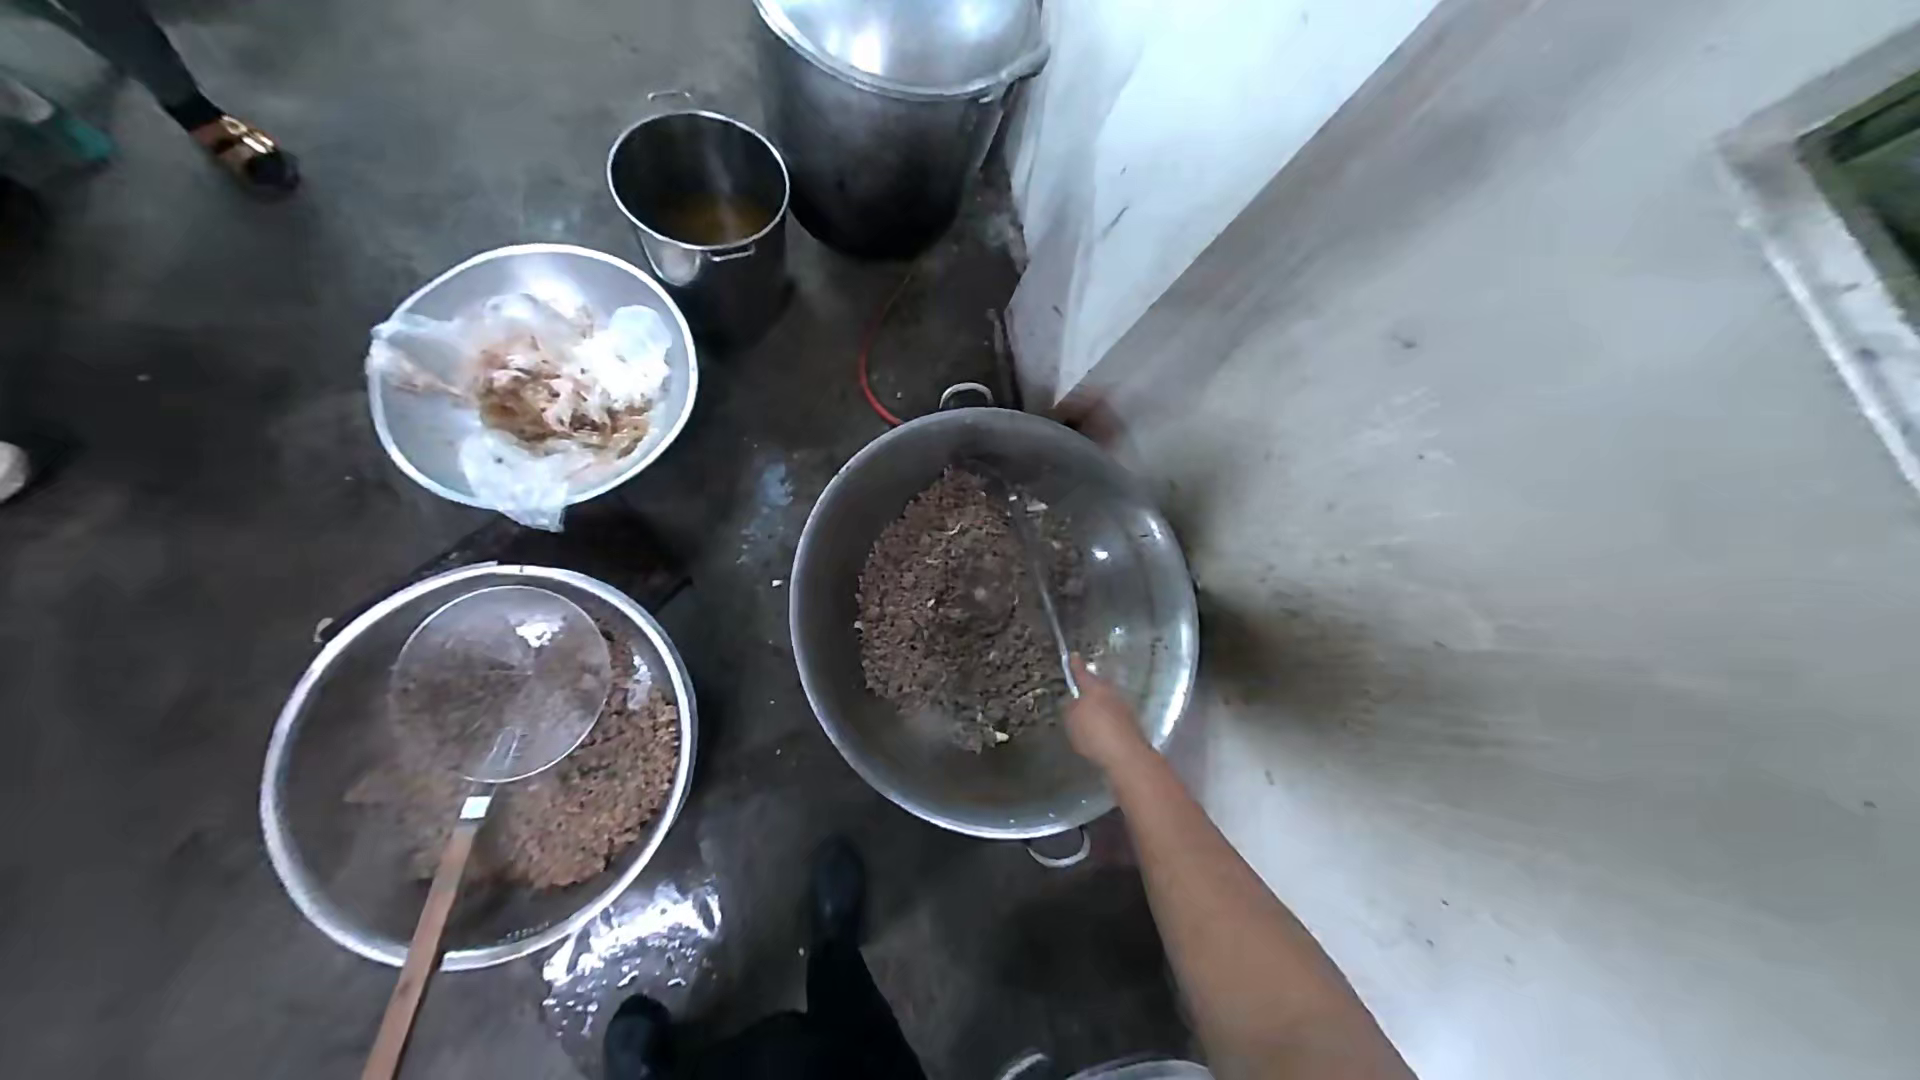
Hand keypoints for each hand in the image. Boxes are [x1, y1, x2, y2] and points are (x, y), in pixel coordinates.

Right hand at [1064, 655, 1151, 771]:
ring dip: (1098, 708)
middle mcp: (1111, 694)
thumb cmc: (1095, 734)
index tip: (1074, 656)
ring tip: (1087, 719)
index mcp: (1095, 688)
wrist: (1127, 757)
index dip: (1076, 665)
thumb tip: (1074, 702)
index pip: (1082, 673)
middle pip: (1097, 688)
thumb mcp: (1072, 720)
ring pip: (1107, 702)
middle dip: (1089, 690)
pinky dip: (1106, 722)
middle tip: (1078, 696)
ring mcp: (1124, 709)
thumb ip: (1070, 708)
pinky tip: (1100, 734)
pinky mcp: (1131, 725)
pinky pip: (1113, 718)